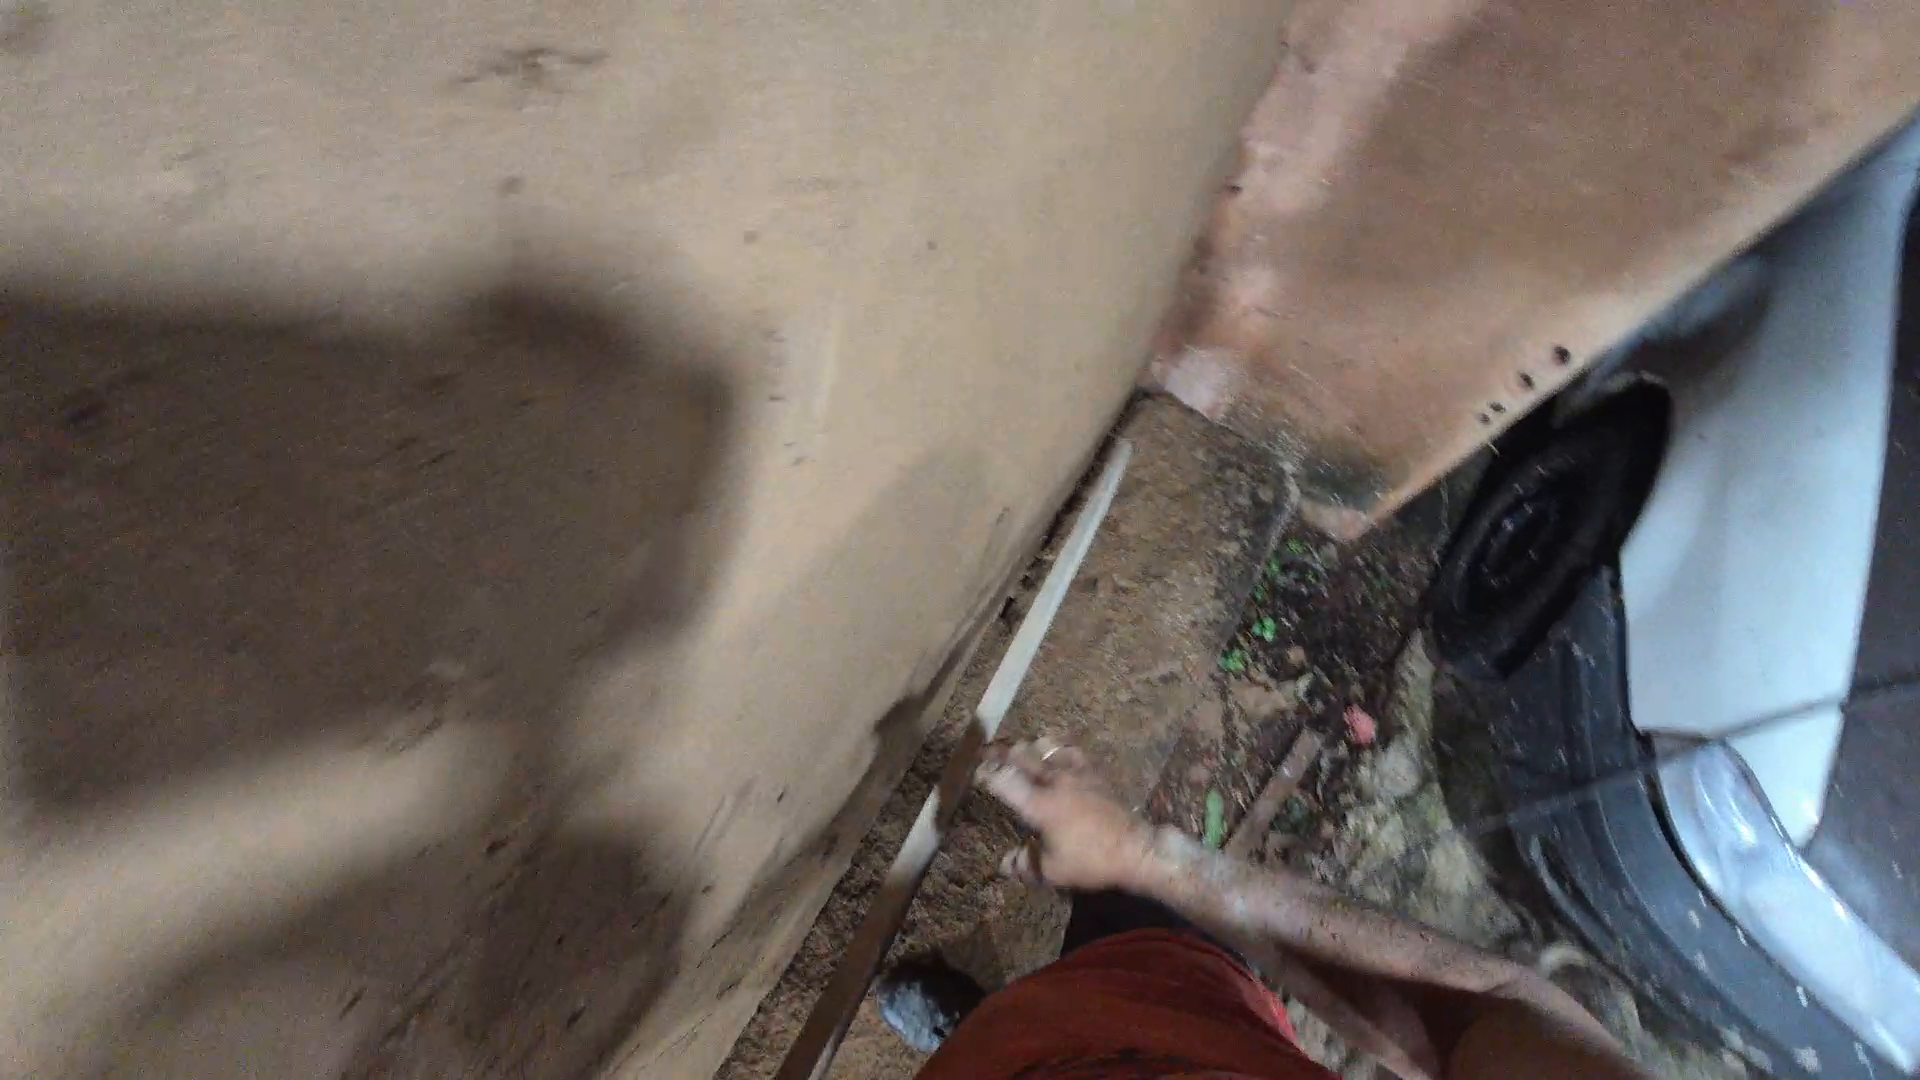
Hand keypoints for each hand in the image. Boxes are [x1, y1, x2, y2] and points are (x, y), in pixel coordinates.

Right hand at [973, 737, 1155, 891]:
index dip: (987, 774)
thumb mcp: (1053, 871)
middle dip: (1003, 752)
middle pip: (1023, 756)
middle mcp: (1054, 781)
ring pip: (1047, 747)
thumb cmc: (1091, 861)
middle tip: (989, 751)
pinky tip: (1058, 751)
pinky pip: (1073, 751)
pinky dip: (1059, 749)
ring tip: (1022, 748)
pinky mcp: (1094, 772)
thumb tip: (1004, 864)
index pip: (1005, 782)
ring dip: (1031, 747)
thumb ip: (1026, 864)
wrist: (1134, 848)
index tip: (976, 772)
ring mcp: (1076, 773)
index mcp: (1039, 804)